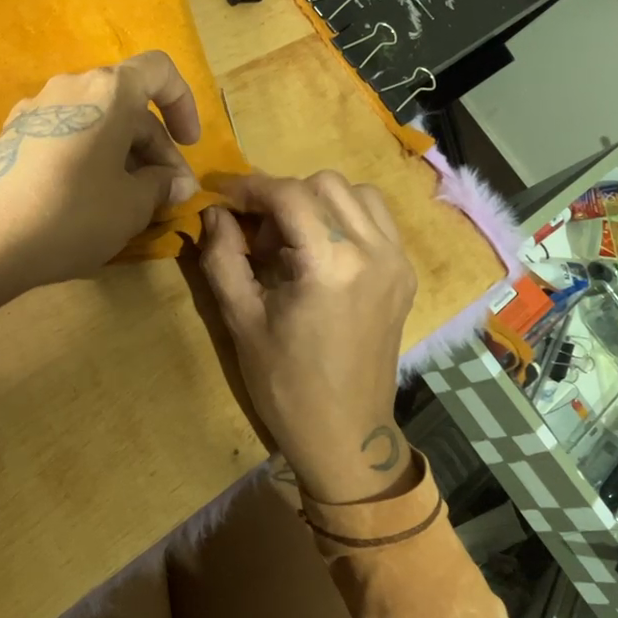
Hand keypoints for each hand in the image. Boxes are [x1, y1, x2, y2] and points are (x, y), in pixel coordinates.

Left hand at [0, 51, 202, 338]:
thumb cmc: (72, 215)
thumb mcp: (131, 205)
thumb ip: (161, 185)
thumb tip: (176, 182)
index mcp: (107, 90)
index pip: (159, 71)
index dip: (183, 104)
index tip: (190, 145)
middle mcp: (69, 86)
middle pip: (126, 104)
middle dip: (154, 147)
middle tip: (165, 196)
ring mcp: (34, 110)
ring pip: (95, 121)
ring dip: (121, 155)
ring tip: (129, 202)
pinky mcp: (11, 137)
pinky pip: (65, 135)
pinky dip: (88, 157)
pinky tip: (87, 199)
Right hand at [198, 172, 419, 504]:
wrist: (345, 433)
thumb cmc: (285, 383)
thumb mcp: (240, 319)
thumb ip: (222, 256)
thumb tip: (214, 212)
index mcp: (331, 265)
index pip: (289, 194)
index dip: (249, 187)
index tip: (220, 197)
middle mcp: (374, 252)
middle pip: (324, 184)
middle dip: (282, 196)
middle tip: (256, 234)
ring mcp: (397, 262)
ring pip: (356, 194)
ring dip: (316, 202)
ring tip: (290, 242)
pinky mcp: (404, 274)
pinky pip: (376, 220)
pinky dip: (344, 218)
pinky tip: (319, 252)